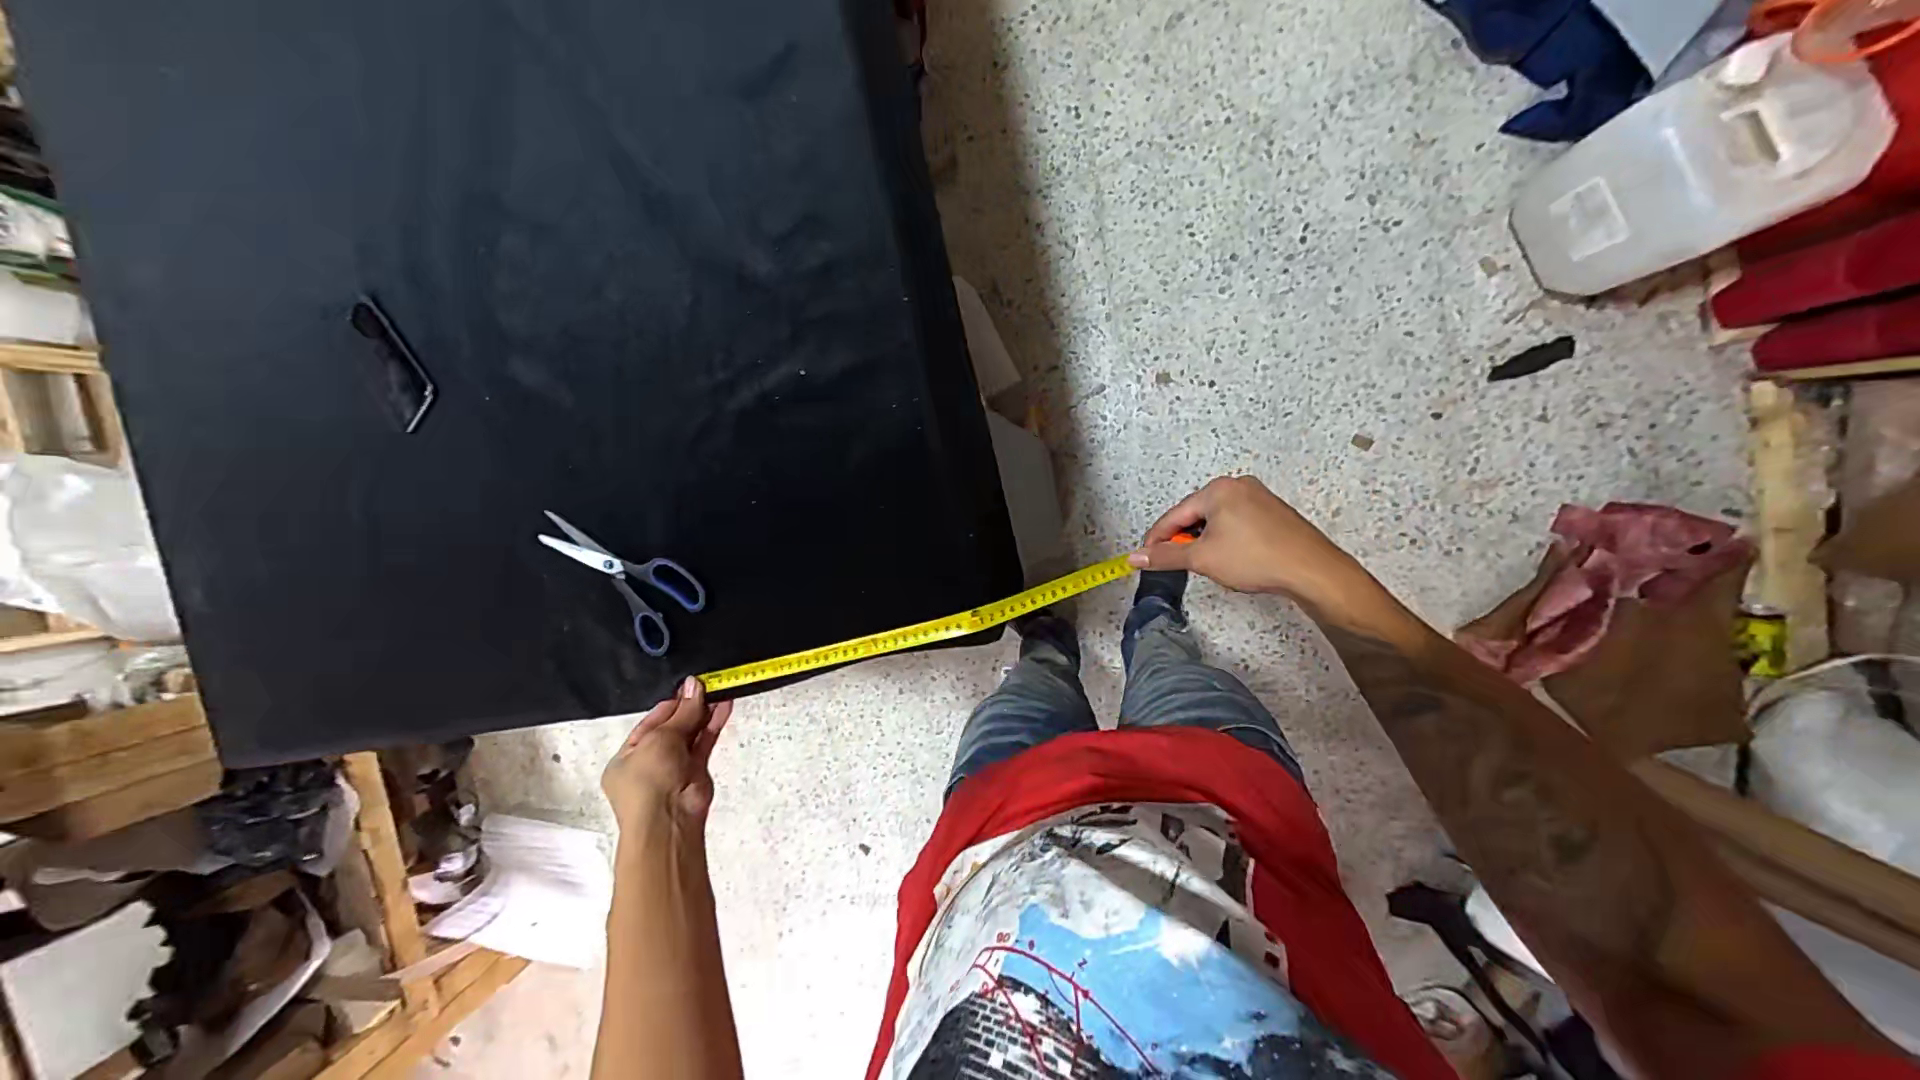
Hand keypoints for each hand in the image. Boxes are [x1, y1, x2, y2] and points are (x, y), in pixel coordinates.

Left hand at [602, 676, 733, 832]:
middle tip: (707, 684)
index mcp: (628, 755)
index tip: (689, 686)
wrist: (669, 820)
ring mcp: (674, 767)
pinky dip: (714, 724)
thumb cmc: (649, 782)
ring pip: (691, 733)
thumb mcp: (660, 738)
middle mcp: (650, 760)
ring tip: (720, 689)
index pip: (651, 721)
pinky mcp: (696, 771)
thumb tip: (694, 686)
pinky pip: (705, 743)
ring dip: (705, 712)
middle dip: (690, 706)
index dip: (671, 703)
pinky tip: (724, 706)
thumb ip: (682, 712)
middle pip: (673, 726)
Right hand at [1129, 475, 1368, 606]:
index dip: (1156, 539)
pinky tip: (1231, 558)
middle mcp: (1238, 486)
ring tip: (1210, 563)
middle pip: (1194, 514)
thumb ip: (1165, 555)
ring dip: (1205, 540)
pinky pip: (1236, 522)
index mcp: (1218, 489)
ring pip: (1216, 519)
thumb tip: (1138, 556)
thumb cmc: (1261, 558)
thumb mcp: (1201, 559)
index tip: (1146, 556)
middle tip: (1180, 562)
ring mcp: (1258, 497)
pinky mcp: (1272, 512)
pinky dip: (1226, 539)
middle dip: (1184, 539)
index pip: (1174, 515)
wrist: (1312, 571)